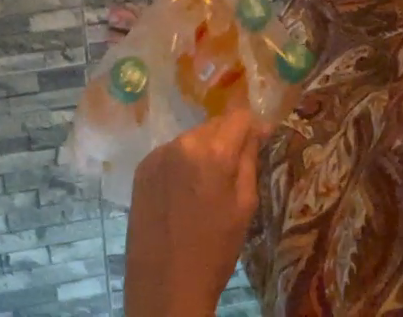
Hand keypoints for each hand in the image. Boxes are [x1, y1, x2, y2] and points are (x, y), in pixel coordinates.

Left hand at [122, 107, 269, 316]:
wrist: (165, 285)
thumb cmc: (214, 249)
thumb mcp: (244, 206)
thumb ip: (250, 160)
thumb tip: (258, 130)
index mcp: (213, 152)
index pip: (239, 116)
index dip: (253, 127)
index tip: (260, 141)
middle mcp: (183, 143)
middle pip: (214, 125)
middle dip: (228, 138)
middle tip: (234, 168)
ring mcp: (159, 154)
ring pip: (192, 138)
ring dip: (204, 150)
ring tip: (206, 184)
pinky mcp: (142, 168)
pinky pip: (171, 153)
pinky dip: (182, 162)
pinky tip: (184, 191)